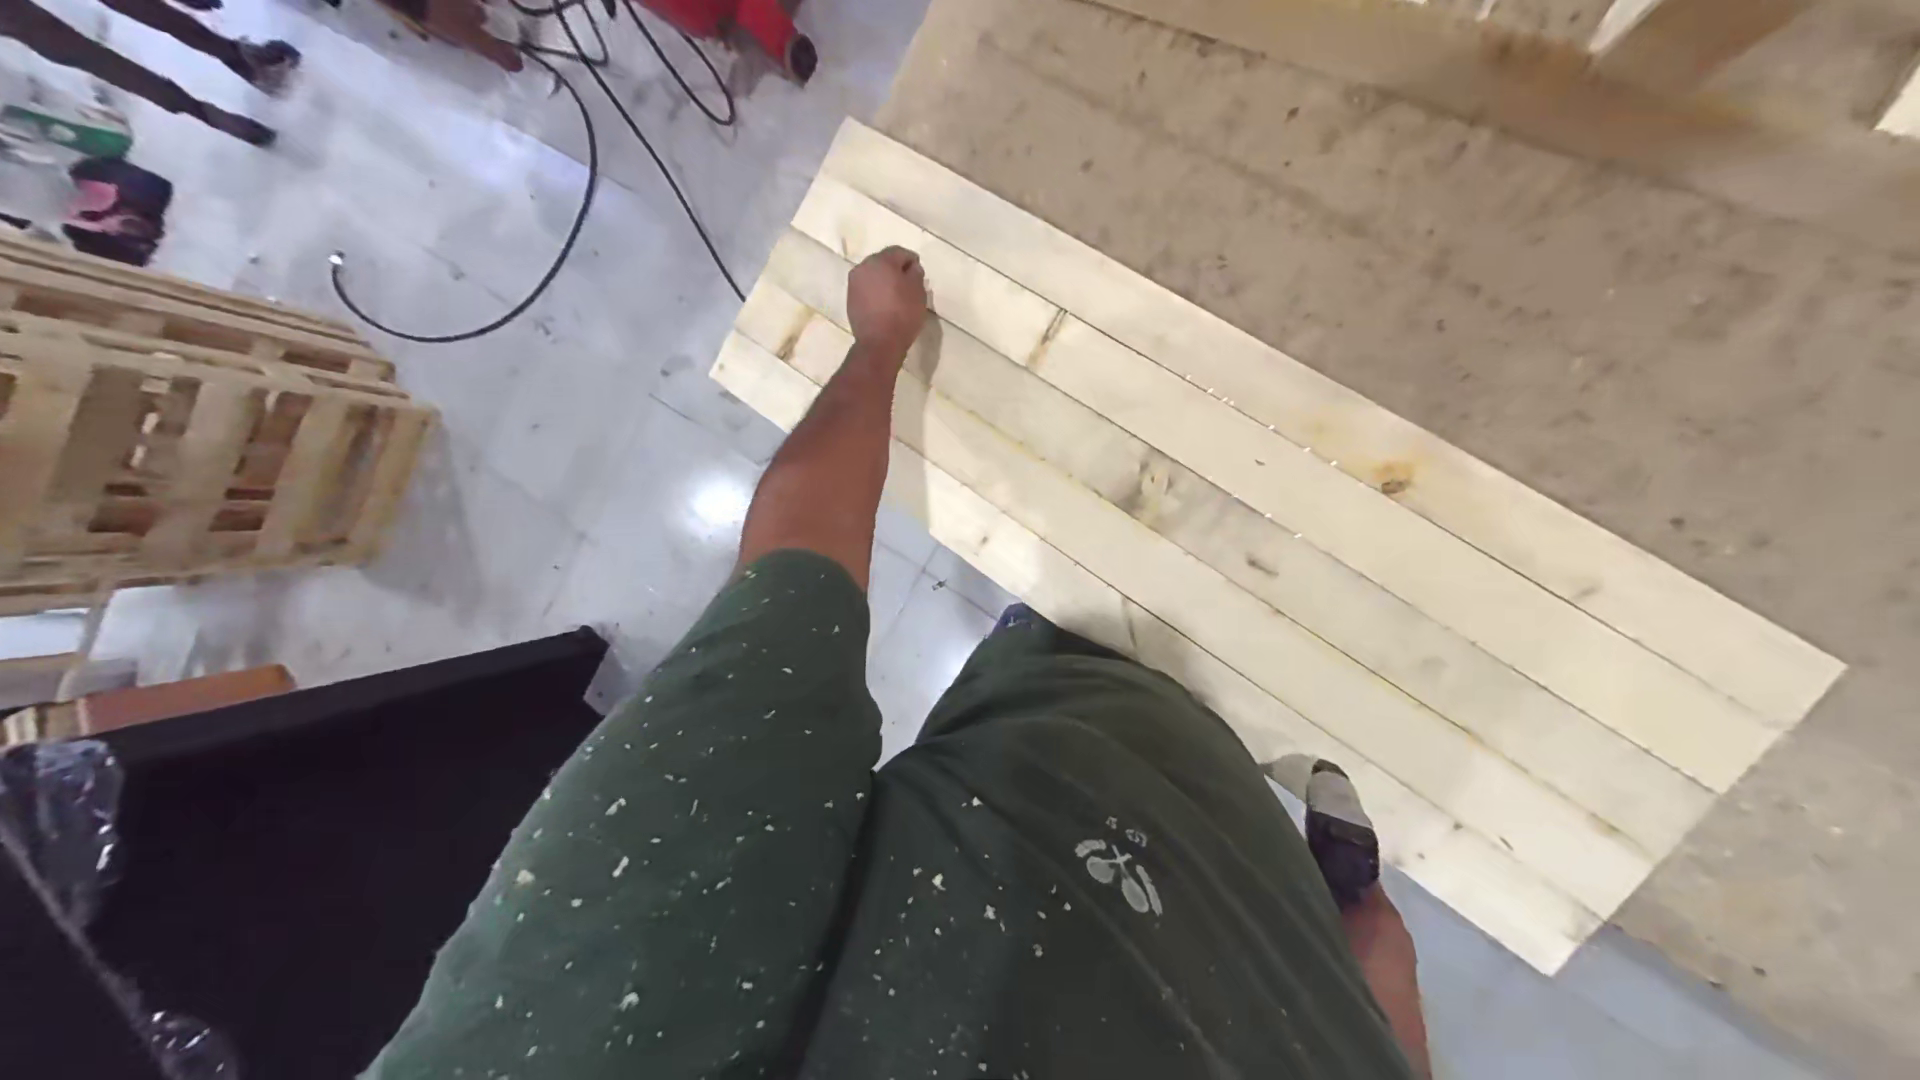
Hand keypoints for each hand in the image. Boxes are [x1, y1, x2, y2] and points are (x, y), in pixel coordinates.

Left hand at [847, 247, 927, 356]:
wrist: (879, 343)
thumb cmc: (902, 314)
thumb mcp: (918, 291)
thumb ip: (916, 274)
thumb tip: (911, 268)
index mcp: (881, 260)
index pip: (899, 252)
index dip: (911, 260)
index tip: (919, 271)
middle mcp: (863, 267)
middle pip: (883, 262)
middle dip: (896, 270)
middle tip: (908, 283)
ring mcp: (854, 284)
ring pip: (873, 276)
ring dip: (884, 281)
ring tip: (896, 295)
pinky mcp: (850, 300)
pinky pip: (866, 290)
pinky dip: (876, 293)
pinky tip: (885, 305)